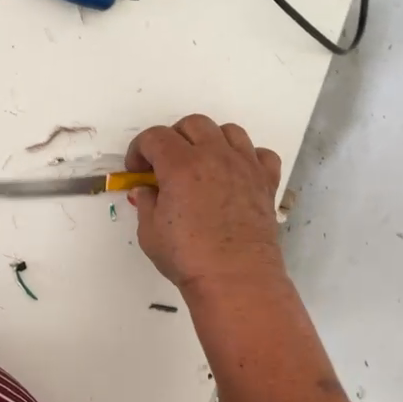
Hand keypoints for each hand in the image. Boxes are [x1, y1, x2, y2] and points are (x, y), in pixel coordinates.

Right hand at [126, 114, 286, 297]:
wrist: (235, 277)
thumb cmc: (186, 256)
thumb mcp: (150, 232)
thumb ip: (146, 203)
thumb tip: (146, 190)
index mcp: (181, 165)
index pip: (155, 137)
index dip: (139, 149)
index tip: (136, 170)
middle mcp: (215, 156)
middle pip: (193, 124)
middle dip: (173, 138)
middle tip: (164, 164)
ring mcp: (244, 166)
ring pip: (228, 131)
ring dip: (209, 140)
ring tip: (200, 164)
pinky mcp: (266, 182)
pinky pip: (260, 153)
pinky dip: (245, 157)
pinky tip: (233, 174)